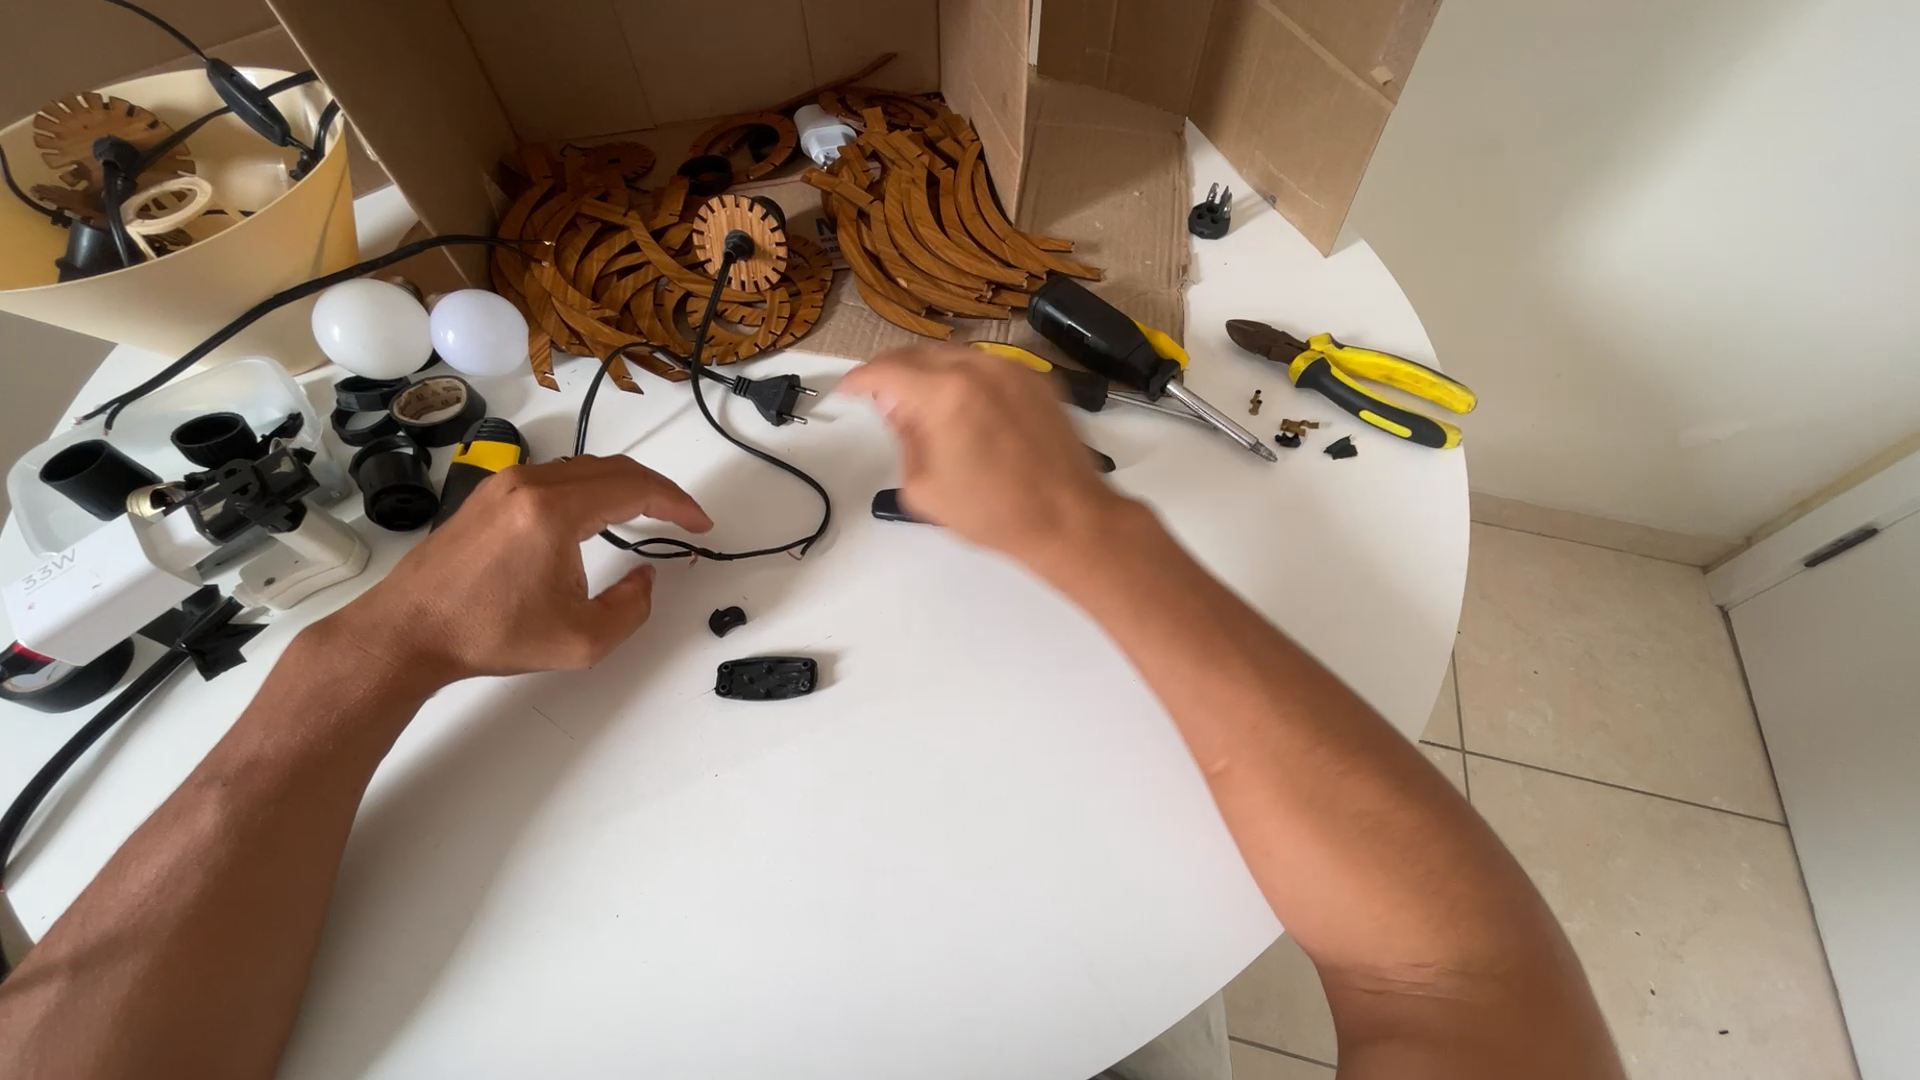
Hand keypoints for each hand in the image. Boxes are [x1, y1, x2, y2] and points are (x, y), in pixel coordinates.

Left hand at [318, 455, 711, 688]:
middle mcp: (531, 484)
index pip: (637, 490)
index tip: (700, 525)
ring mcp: (507, 484)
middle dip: (660, 491)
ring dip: (628, 487)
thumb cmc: (490, 635)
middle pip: (616, 470)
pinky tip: (602, 514)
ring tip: (653, 513)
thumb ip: (633, 607)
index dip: (679, 505)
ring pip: (588, 468)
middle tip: (686, 517)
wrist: (406, 633)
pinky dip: (595, 488)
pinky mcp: (491, 494)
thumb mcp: (582, 640)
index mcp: (555, 512)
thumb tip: (644, 576)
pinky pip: (560, 476)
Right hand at [842, 344, 1130, 567]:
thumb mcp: (924, 487)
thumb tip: (895, 408)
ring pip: (955, 355)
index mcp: (947, 395)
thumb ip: (903, 438)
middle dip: (893, 372)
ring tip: (921, 404)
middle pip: (920, 353)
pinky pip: (989, 365)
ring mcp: (1014, 371)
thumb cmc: (999, 513)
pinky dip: (966, 377)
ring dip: (930, 372)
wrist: (1068, 519)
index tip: (850, 388)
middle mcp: (981, 370)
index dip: (860, 379)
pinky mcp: (1038, 380)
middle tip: (880, 395)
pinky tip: (963, 406)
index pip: (887, 371)